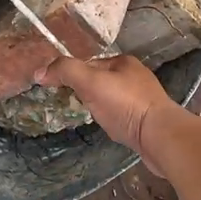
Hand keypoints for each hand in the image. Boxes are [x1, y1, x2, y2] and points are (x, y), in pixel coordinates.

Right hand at [37, 54, 181, 169]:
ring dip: (97, 105)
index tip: (56, 88)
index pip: (89, 63)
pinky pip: (121, 114)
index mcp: (123, 62)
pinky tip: (107, 127)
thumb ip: (66, 72)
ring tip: (85, 116)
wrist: (161, 137)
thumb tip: (39, 71)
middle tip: (67, 104)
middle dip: (84, 90)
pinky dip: (110, 118)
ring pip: (111, 98)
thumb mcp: (91, 82)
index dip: (71, 74)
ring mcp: (143, 98)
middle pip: (100, 79)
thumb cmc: (126, 105)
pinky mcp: (146, 119)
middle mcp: (135, 76)